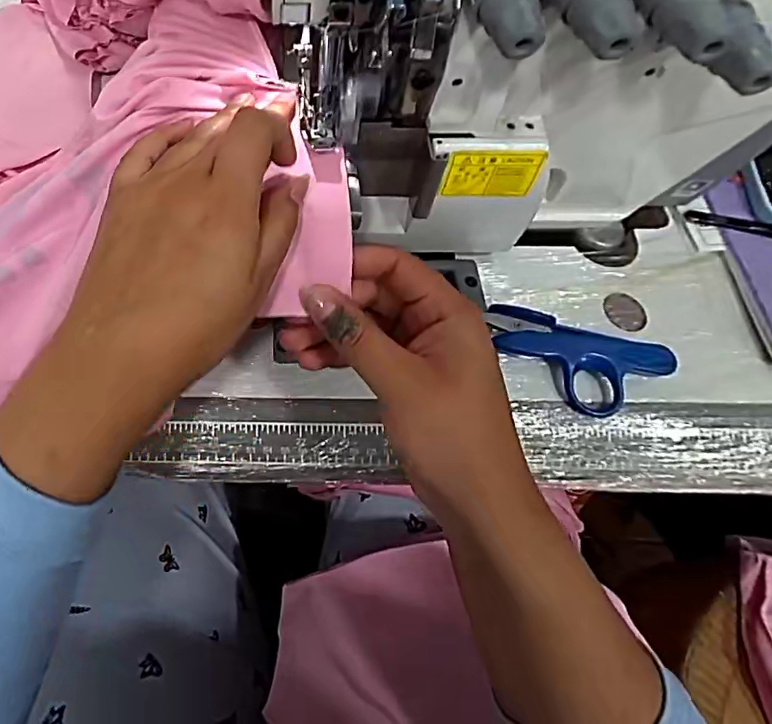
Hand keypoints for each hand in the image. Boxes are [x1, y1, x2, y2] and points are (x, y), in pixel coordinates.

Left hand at [0, 95, 306, 501]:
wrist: (119, 352)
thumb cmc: (197, 327)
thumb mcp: (256, 283)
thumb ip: (279, 225)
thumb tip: (292, 185)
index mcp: (226, 199)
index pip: (253, 128)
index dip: (276, 128)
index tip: (286, 161)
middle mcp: (186, 179)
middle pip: (223, 126)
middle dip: (254, 125)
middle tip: (271, 139)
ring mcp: (148, 185)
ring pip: (189, 135)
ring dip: (219, 128)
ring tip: (236, 133)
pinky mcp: (121, 197)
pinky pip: (145, 147)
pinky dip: (170, 134)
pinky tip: (183, 138)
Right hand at [278, 246, 548, 533]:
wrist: (479, 505)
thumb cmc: (453, 438)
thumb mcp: (400, 380)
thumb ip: (355, 334)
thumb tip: (314, 294)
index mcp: (447, 312)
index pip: (396, 267)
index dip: (354, 264)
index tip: (312, 271)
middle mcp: (433, 324)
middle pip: (376, 296)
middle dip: (334, 305)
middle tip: (292, 317)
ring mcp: (419, 351)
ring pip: (367, 325)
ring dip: (331, 332)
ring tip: (292, 343)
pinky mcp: (406, 376)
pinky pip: (368, 352)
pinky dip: (341, 354)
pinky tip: (311, 360)